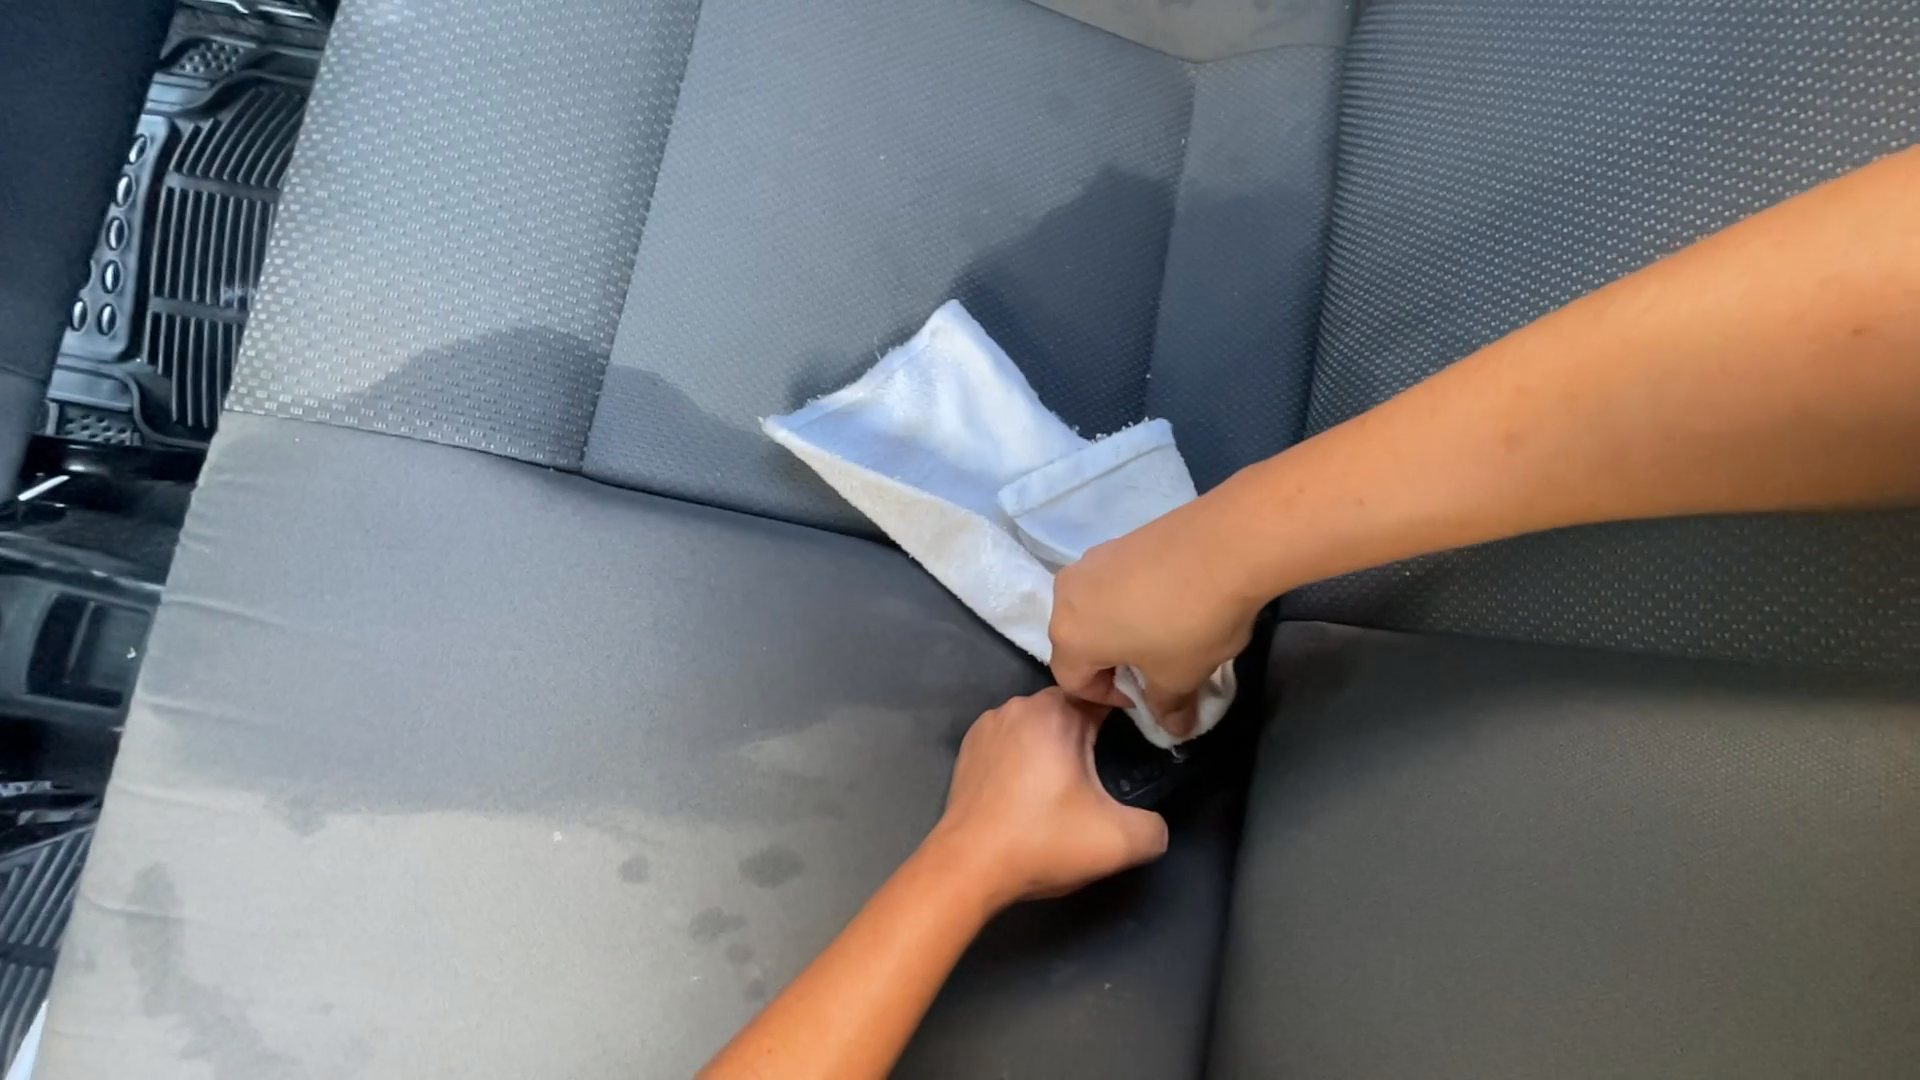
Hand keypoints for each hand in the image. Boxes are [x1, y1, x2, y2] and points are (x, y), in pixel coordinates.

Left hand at [930, 689, 1167, 908]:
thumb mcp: (1118, 842)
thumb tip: (1154, 823)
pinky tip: (1028, 792)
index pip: (1104, 698)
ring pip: (1037, 725)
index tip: (1136, 746)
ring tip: (1063, 789)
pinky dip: (1023, 757)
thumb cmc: (1043, 841)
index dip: (1125, 719)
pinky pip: (1010, 740)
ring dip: (1052, 748)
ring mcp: (989, 724)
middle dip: (1087, 737)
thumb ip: (1153, 827)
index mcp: (1056, 711)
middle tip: (1099, 779)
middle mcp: (1019, 705)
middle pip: (1069, 710)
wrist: (968, 865)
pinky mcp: (969, 747)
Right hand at [1049, 499, 1260, 737]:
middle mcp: (1065, 596)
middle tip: (1151, 666)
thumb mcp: (1181, 678)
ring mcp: (1088, 562)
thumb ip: (1167, 708)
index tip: (1145, 696)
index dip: (1107, 699)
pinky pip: (1110, 583)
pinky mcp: (1114, 541)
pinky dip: (1128, 599)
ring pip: (1092, 610)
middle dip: (1110, 662)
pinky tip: (1167, 598)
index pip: (1071, 682)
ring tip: (1160, 630)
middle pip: (1077, 643)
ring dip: (1118, 629)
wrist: (1226, 545)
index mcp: (1069, 636)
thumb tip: (1173, 728)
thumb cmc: (1190, 623)